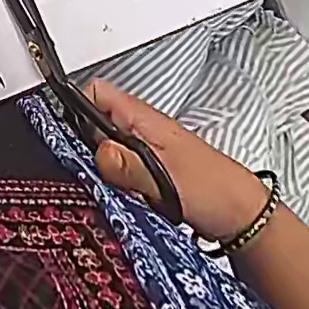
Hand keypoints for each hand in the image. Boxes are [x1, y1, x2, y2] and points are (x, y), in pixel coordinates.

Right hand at [87, 80, 269, 239]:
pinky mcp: (147, 171)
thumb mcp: (164, 178)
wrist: (242, 215)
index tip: (66, 135)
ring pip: (105, 152)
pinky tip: (131, 200)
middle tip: (98, 173)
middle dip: (89, 150)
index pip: (96, 94)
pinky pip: (118, 171)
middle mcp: (139, 129)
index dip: (77, 109)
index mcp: (142, 118)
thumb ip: (127, 165)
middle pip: (94, 126)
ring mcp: (142, 150)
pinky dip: (118, 186)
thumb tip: (97, 153)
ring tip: (121, 191)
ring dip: (105, 173)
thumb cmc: (213, 188)